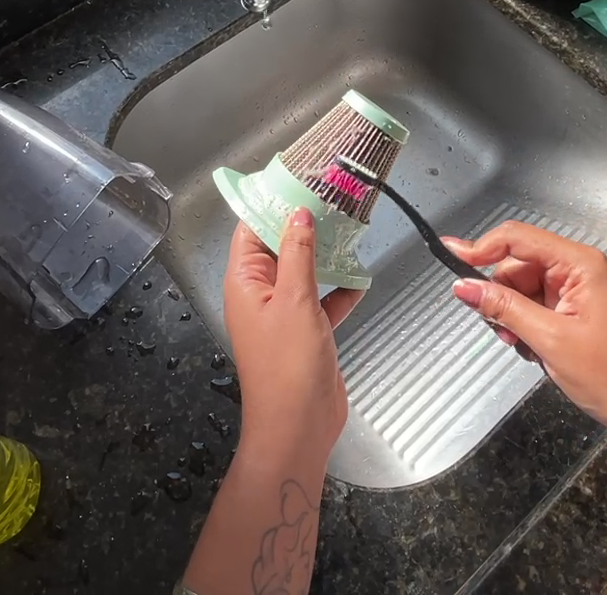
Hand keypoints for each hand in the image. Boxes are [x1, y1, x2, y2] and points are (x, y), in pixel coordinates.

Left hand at [224, 209, 362, 463]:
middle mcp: (260, 292)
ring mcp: (283, 313)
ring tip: (349, 227)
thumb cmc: (287, 364)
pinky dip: (339, 290)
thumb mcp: (295, 299)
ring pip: (303, 271)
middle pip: (278, 246)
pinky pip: (322, 300)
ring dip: (323, 254)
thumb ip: (298, 253)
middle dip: (302, 224)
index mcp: (245, 282)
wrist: (299, 429)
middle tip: (331, 196)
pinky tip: (361, 279)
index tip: (295, 178)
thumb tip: (298, 213)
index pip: (250, 230)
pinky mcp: (306, 331)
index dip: (269, 204)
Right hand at [445, 222, 606, 436]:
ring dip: (514, 318)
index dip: (480, 247)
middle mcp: (579, 269)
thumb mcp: (550, 340)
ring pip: (523, 290)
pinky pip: (537, 307)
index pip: (517, 238)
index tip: (449, 258)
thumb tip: (462, 286)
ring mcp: (579, 290)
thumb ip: (503, 308)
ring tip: (525, 348)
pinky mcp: (578, 310)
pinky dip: (528, 327)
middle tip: (503, 333)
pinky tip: (535, 351)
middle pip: (517, 266)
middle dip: (502, 297)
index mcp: (579, 263)